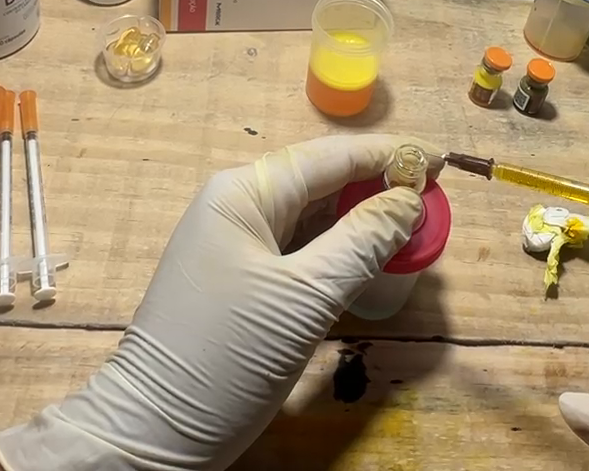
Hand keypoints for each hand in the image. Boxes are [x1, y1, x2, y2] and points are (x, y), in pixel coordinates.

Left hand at [0, 134, 438, 470]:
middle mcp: (239, 204)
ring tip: (411, 221)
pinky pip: (300, 247)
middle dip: (376, 185)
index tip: (437, 158)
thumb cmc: (225, 354)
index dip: (386, 154)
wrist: (151, 434)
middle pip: (320, 181)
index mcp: (245, 192)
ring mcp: (237, 242)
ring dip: (360, 216)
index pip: (327, 157)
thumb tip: (408, 200)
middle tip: (432, 195)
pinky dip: (339, 248)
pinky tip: (370, 254)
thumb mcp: (303, 298)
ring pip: (312, 215)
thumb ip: (361, 242)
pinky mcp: (242, 277)